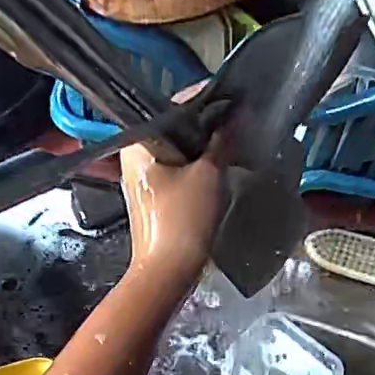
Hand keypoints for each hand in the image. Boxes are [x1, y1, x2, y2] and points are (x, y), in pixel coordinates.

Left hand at [119, 87, 224, 280]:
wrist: (167, 274)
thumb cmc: (182, 222)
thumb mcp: (208, 175)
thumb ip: (223, 141)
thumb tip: (237, 117)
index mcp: (140, 141)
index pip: (175, 104)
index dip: (208, 100)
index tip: (236, 101)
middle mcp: (135, 156)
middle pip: (176, 127)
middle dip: (208, 127)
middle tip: (239, 125)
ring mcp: (143, 180)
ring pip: (179, 152)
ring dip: (206, 150)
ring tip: (234, 147)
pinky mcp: (154, 200)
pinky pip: (179, 173)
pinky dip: (198, 169)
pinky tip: (220, 171)